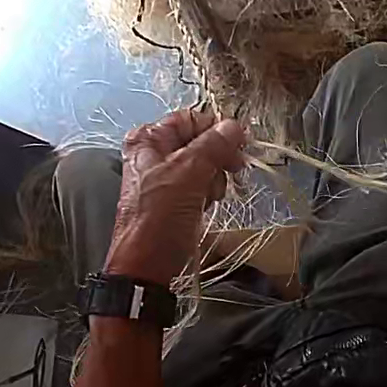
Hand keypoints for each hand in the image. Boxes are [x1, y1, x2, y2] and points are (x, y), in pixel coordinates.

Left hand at [103, 110, 248, 284]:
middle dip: (216, 158)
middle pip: (200, 142)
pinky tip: (205, 206)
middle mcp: (153, 154)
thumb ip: (212, 146)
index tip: (239, 145)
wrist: (146, 268)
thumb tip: (235, 125)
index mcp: (148, 140)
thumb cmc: (160, 219)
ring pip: (204, 166)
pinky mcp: (174, 201)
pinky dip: (207, 194)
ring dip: (214, 179)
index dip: (217, 129)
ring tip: (209, 197)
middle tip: (230, 172)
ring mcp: (164, 179)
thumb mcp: (187, 175)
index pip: (191, 118)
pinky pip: (200, 186)